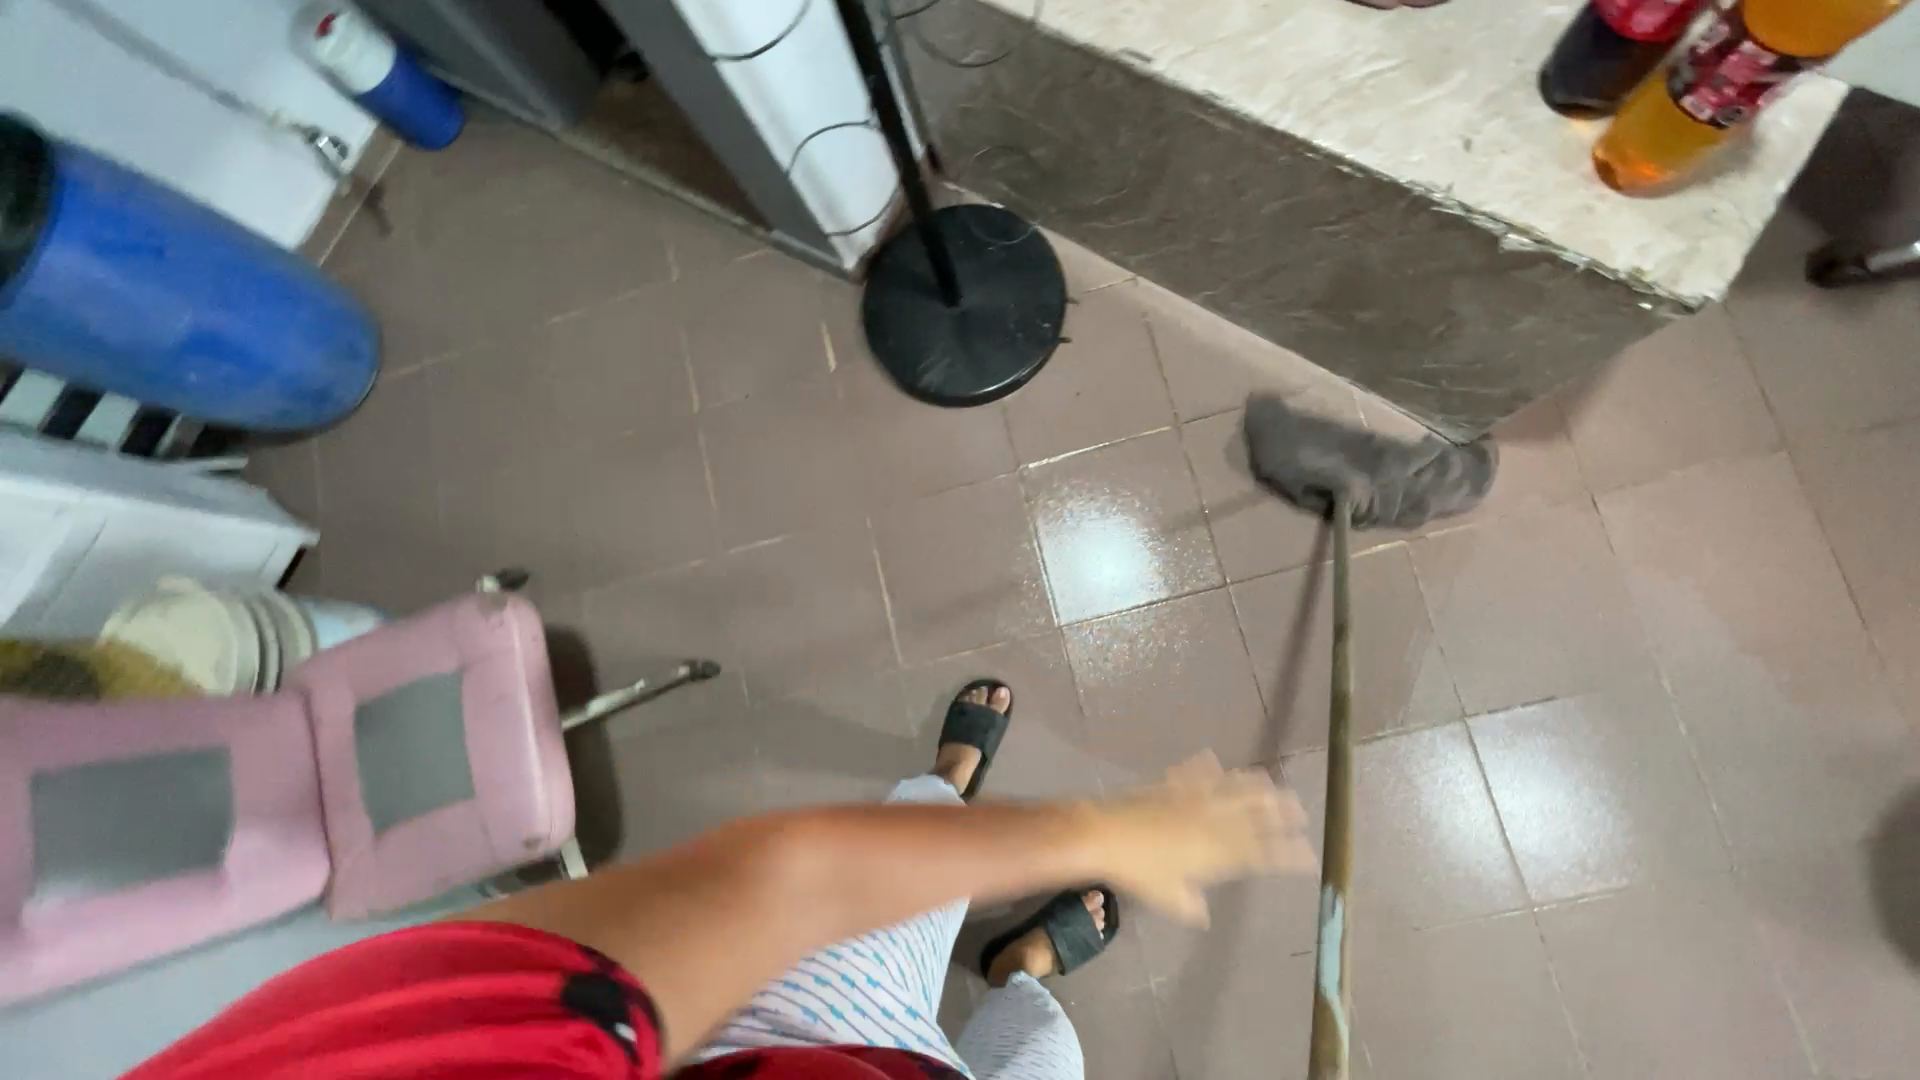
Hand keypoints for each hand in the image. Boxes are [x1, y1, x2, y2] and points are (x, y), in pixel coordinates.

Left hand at [1089, 754, 1315, 924]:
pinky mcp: (1169, 787)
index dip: (1286, 853)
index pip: (1260, 853)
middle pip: (1251, 815)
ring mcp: (1190, 800)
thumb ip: (1189, 904)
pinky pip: (1192, 775)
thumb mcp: (1168, 897)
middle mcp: (1209, 823)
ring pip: (1228, 790)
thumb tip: (1201, 912)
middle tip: (1298, 807)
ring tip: (1268, 780)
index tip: (1307, 855)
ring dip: (1249, 785)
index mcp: (1216, 853)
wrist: (1106, 834)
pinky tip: (1212, 759)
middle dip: (1277, 811)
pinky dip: (1203, 768)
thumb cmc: (1139, 872)